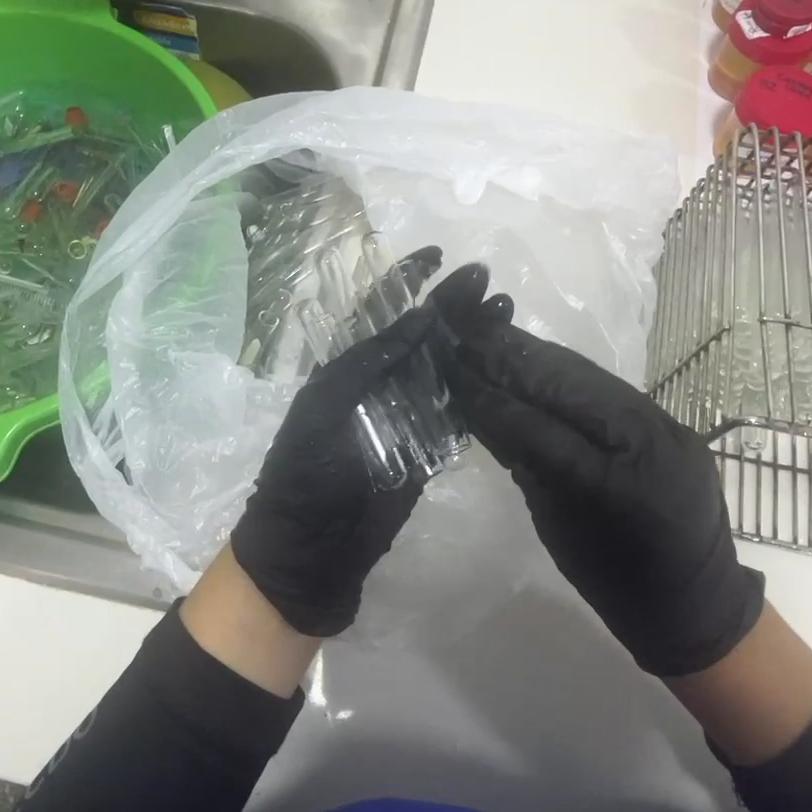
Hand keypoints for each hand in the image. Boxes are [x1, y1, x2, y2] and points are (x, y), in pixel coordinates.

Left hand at [230, 253, 499, 636]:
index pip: (379, 309)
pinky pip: (455, 414)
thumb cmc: (305, 474)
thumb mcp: (327, 407)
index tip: (438, 256)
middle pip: (422, 334)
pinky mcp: (425, 451)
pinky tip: (504, 372)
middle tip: (489, 283)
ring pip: (444, 369)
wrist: (308, 554)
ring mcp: (403, 417)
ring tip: (506, 314)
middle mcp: (377, 384)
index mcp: (346, 366)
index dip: (406, 278)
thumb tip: (420, 316)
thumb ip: (371, 361)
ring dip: (473, 342)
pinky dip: (479, 392)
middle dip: (453, 305)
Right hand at [440, 321, 764, 676]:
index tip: (452, 369)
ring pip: (588, 376)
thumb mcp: (557, 528)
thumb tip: (486, 411)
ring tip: (493, 336)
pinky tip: (536, 362)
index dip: (491, 398)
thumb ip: (526, 465)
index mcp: (611, 487)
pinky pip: (608, 388)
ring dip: (536, 356)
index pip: (537, 428)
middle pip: (566, 384)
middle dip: (511, 357)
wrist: (695, 600)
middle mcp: (646, 442)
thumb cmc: (613, 581)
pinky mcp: (671, 420)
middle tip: (466, 334)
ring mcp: (665, 425)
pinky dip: (566, 375)